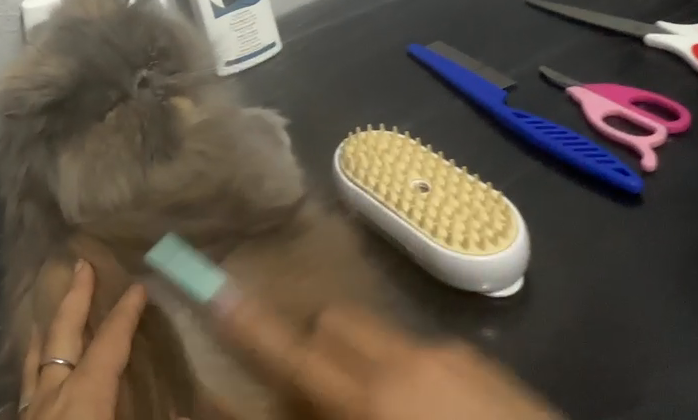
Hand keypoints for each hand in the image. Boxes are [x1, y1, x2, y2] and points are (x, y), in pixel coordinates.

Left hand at [17, 260, 151, 419]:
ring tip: (49, 307)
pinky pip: (25, 383)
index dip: (125, 314)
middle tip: (81, 264)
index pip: (109, 344)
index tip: (137, 286)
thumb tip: (184, 411)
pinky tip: (35, 368)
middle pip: (63, 334)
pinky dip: (32, 364)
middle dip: (74, 297)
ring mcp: (30, 409)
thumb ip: (156, 419)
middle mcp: (53, 392)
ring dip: (48, 328)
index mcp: (86, 395)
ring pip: (36, 357)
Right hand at [217, 298, 560, 419]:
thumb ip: (323, 409)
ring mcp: (449, 355)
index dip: (246, 324)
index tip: (212, 290)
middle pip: (332, 320)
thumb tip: (289, 400)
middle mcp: (405, 362)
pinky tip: (437, 411)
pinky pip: (424, 348)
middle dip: (314, 341)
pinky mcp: (485, 362)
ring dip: (363, 356)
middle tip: (318, 384)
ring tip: (384, 403)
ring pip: (379, 332)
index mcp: (373, 400)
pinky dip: (410, 369)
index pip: (292, 352)